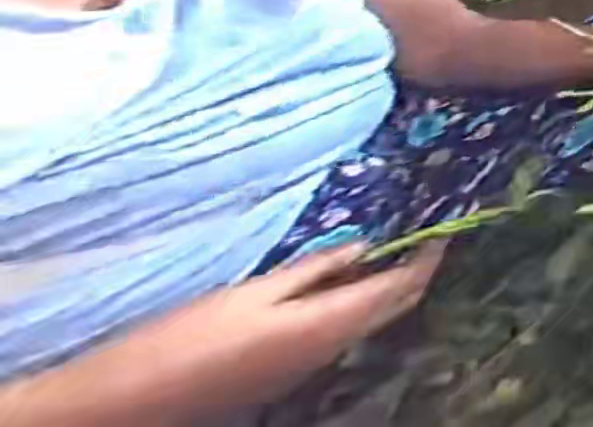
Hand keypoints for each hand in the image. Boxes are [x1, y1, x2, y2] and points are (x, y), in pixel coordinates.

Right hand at [2, 242, 444, 426]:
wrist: (104, 414)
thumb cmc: (180, 342)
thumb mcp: (253, 293)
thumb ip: (317, 268)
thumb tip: (366, 246)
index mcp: (330, 325)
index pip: (403, 285)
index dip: (431, 255)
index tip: (450, 224)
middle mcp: (332, 349)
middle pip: (397, 304)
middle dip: (421, 269)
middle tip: (431, 232)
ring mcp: (309, 366)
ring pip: (373, 319)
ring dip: (392, 286)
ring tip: (399, 247)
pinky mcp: (286, 375)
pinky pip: (345, 333)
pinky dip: (361, 303)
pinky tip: (351, 280)